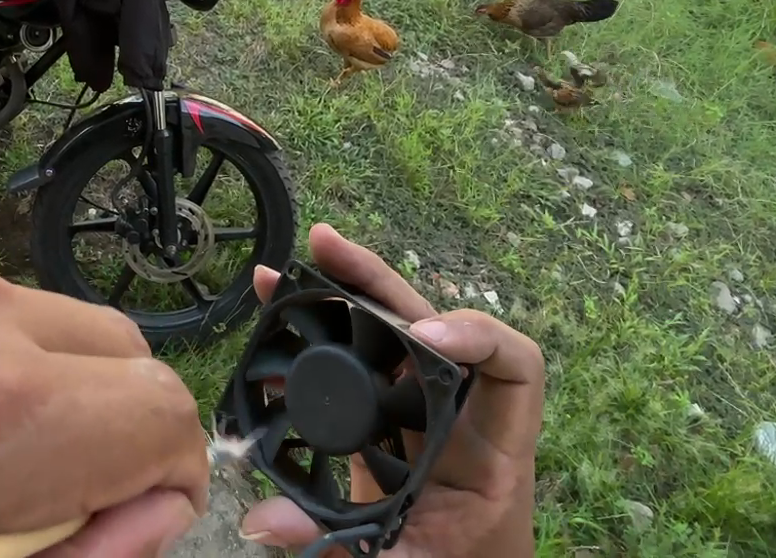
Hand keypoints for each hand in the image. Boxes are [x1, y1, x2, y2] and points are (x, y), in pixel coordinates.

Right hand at [238, 225, 543, 557]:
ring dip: (339, 286)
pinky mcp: (381, 403)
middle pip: (427, 318)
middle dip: (375, 279)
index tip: (423, 337)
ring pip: (386, 322)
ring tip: (287, 270)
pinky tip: (277, 309)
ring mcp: (416, 396)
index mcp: (492, 447)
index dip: (478, 336)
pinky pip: (352, 350)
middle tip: (324, 247)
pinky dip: (316, 324)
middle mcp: (454, 403)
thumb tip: (262, 520)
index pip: (514, 366)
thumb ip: (344, 546)